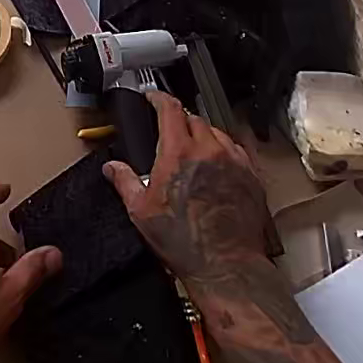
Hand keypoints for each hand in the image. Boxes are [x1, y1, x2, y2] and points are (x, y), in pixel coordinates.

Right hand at [104, 90, 272, 282]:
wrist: (225, 264)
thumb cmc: (184, 242)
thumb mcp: (142, 212)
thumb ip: (125, 182)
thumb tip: (112, 168)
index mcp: (179, 153)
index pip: (171, 109)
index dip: (159, 98)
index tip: (153, 98)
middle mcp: (209, 149)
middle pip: (194, 118)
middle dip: (179, 121)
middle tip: (170, 133)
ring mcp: (234, 160)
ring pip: (216, 132)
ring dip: (202, 136)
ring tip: (192, 153)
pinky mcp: (250, 174)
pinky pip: (236, 149)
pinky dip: (223, 150)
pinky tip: (216, 166)